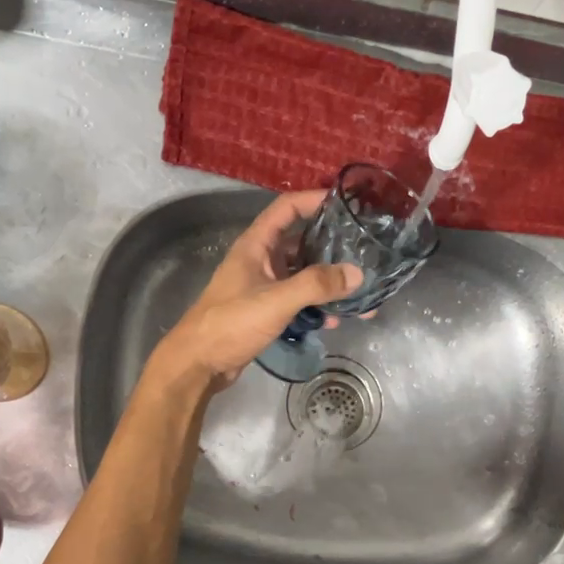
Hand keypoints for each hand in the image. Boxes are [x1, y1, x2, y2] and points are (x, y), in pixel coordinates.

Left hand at [155, 190, 363, 388]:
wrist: (200, 362)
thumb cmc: (232, 323)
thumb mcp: (277, 300)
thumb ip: (316, 285)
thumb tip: (356, 273)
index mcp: (256, 244)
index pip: (287, 208)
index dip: (314, 200)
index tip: (346, 204)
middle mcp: (260, 260)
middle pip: (301, 242)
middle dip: (331, 246)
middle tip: (363, 251)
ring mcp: (263, 286)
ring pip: (302, 275)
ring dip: (327, 282)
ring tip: (358, 291)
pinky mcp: (266, 311)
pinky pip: (298, 301)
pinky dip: (316, 307)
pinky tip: (334, 319)